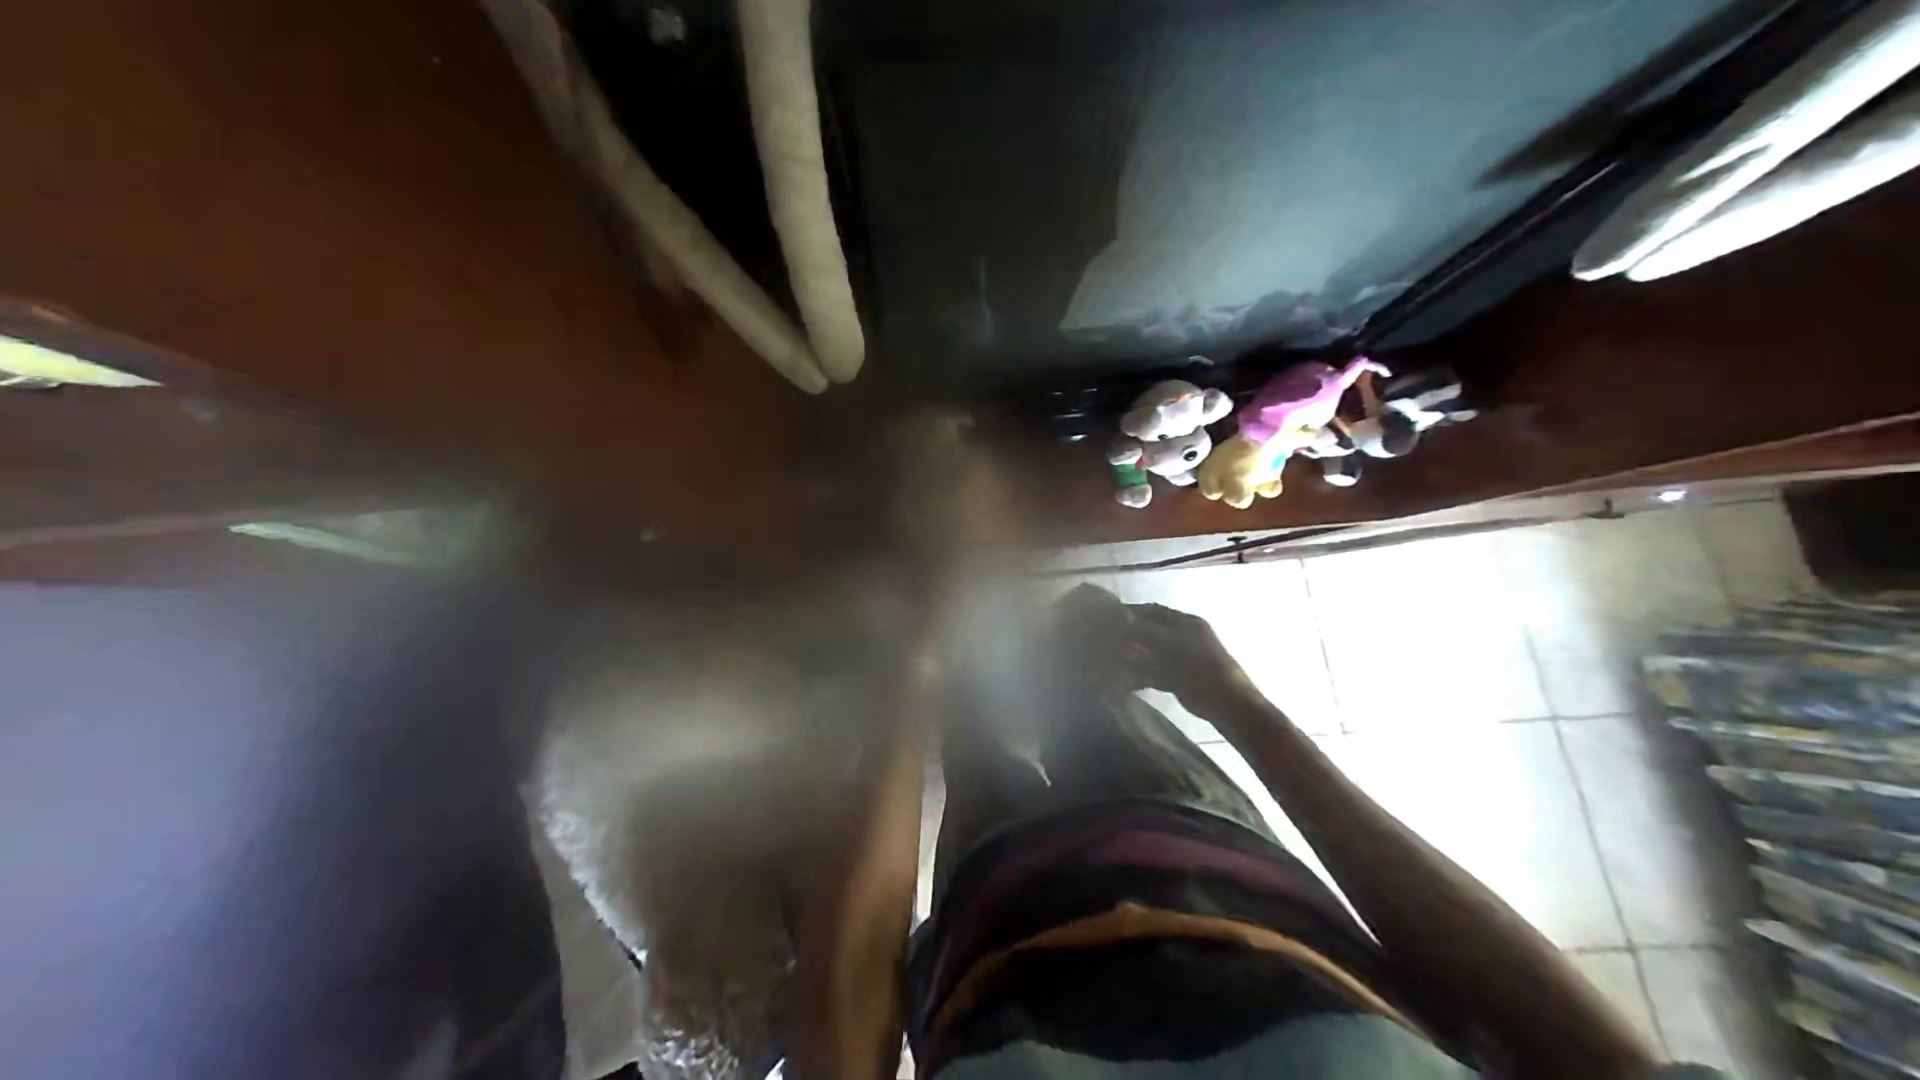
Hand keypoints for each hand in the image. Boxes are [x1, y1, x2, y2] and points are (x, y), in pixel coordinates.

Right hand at [1114, 601, 1258, 722]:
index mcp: (1186, 623)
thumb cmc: (1203, 669)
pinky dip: (1140, 675)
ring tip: (1111, 663)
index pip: (1152, 611)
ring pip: (1150, 653)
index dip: (1130, 613)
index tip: (1107, 618)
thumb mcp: (1172, 646)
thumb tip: (1119, 622)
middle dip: (1128, 637)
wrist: (1228, 705)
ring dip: (1132, 657)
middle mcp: (1183, 637)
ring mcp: (1181, 658)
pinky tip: (1125, 681)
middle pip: (1149, 632)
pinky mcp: (1178, 678)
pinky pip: (1154, 672)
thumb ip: (1145, 633)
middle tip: (1105, 643)